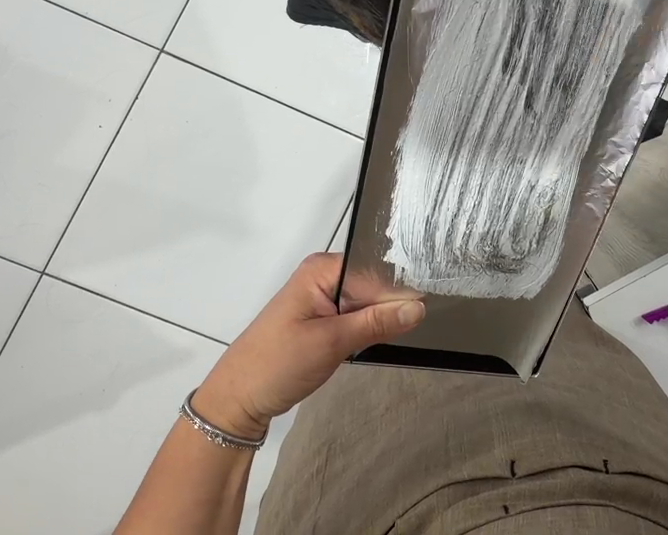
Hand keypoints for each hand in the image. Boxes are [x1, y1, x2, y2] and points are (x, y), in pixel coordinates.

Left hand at [191, 253, 423, 437]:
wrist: (237, 400)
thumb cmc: (278, 364)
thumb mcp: (331, 343)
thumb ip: (376, 322)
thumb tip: (419, 307)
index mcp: (324, 267)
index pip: (377, 269)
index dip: (401, 288)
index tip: (430, 304)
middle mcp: (325, 273)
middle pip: (375, 281)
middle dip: (393, 302)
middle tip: (421, 322)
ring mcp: (324, 295)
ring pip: (368, 299)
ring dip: (382, 316)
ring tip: (407, 329)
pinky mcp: (324, 317)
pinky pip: (358, 313)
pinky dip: (369, 326)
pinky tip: (384, 336)